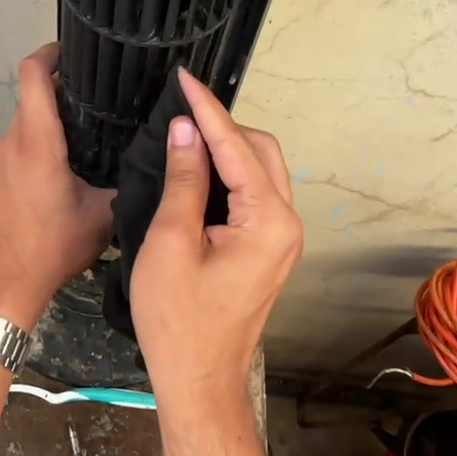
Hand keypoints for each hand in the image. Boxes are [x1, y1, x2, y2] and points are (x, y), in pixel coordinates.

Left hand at [0, 44, 115, 329]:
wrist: (8, 282)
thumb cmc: (53, 246)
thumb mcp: (102, 215)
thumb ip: (124, 180)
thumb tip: (151, 157)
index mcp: (38, 141)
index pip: (34, 74)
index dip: (53, 52)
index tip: (81, 48)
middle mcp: (16, 140)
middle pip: (35, 91)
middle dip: (67, 81)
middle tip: (109, 85)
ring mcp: (7, 156)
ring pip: (31, 115)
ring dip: (59, 108)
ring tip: (102, 114)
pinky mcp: (7, 172)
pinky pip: (27, 135)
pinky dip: (50, 130)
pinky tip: (82, 147)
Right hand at [131, 69, 300, 396]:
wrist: (198, 378)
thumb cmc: (177, 317)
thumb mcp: (170, 242)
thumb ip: (183, 181)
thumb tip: (186, 130)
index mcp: (268, 220)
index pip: (236, 147)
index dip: (207, 109)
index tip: (184, 78)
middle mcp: (286, 223)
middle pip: (261, 152)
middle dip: (223, 125)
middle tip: (180, 109)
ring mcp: (282, 238)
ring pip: (260, 171)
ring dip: (227, 149)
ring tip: (184, 132)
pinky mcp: (268, 249)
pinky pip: (254, 195)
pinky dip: (229, 175)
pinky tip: (198, 168)